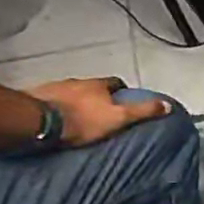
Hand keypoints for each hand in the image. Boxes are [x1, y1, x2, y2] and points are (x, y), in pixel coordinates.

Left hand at [28, 77, 171, 147]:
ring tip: (76, 117)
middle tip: (99, 111)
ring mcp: (53, 87)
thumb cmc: (83, 120)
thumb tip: (168, 104)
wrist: (37, 122)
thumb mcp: (119, 118)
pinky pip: (50, 100)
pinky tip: (55, 118)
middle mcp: (77, 81)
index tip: (123, 101)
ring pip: (70, 92)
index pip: (115, 82)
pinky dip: (55, 106)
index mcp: (98, 85)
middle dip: (96, 96)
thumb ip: (143, 111)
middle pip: (91, 87)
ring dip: (74, 101)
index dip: (121, 91)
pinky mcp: (34, 97)